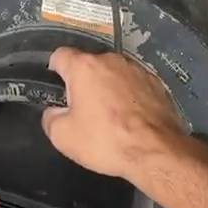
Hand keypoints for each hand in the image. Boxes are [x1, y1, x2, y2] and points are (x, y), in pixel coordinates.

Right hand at [41, 46, 192, 182]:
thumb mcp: (64, 137)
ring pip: (112, 74)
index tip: (57, 88)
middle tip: (84, 110)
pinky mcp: (155, 82)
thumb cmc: (107, 140)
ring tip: (112, 117)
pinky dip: (129, 95)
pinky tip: (132, 118)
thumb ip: (50, 119)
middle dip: (83, 83)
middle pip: (88, 65)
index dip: (54, 70)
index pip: (60, 55)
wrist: (157, 152)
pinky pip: (133, 84)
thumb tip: (53, 112)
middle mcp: (110, 60)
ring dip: (108, 88)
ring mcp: (135, 69)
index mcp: (84, 67)